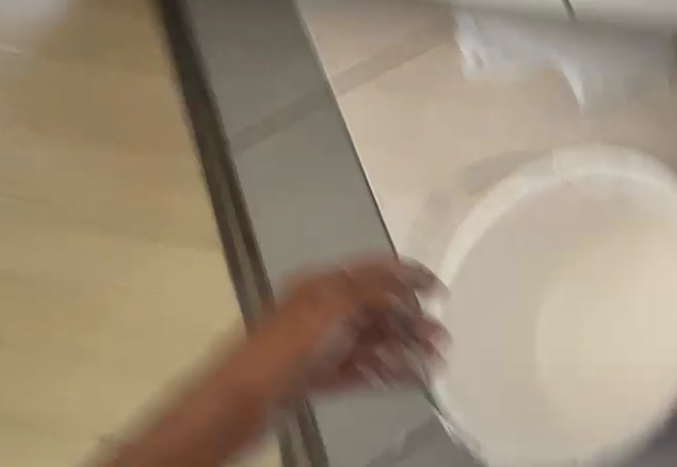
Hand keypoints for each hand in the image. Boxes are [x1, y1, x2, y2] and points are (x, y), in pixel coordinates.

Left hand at [235, 256, 446, 400]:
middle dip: (414, 320)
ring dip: (408, 348)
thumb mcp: (332, 306)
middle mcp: (327, 310)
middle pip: (381, 308)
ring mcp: (325, 345)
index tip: (440, 290)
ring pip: (377, 341)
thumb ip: (373, 290)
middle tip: (441, 336)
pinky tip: (413, 377)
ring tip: (435, 361)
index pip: (377, 270)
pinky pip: (365, 369)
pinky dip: (390, 372)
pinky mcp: (323, 376)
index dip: (411, 276)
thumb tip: (406, 286)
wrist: (235, 407)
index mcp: (325, 284)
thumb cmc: (284, 347)